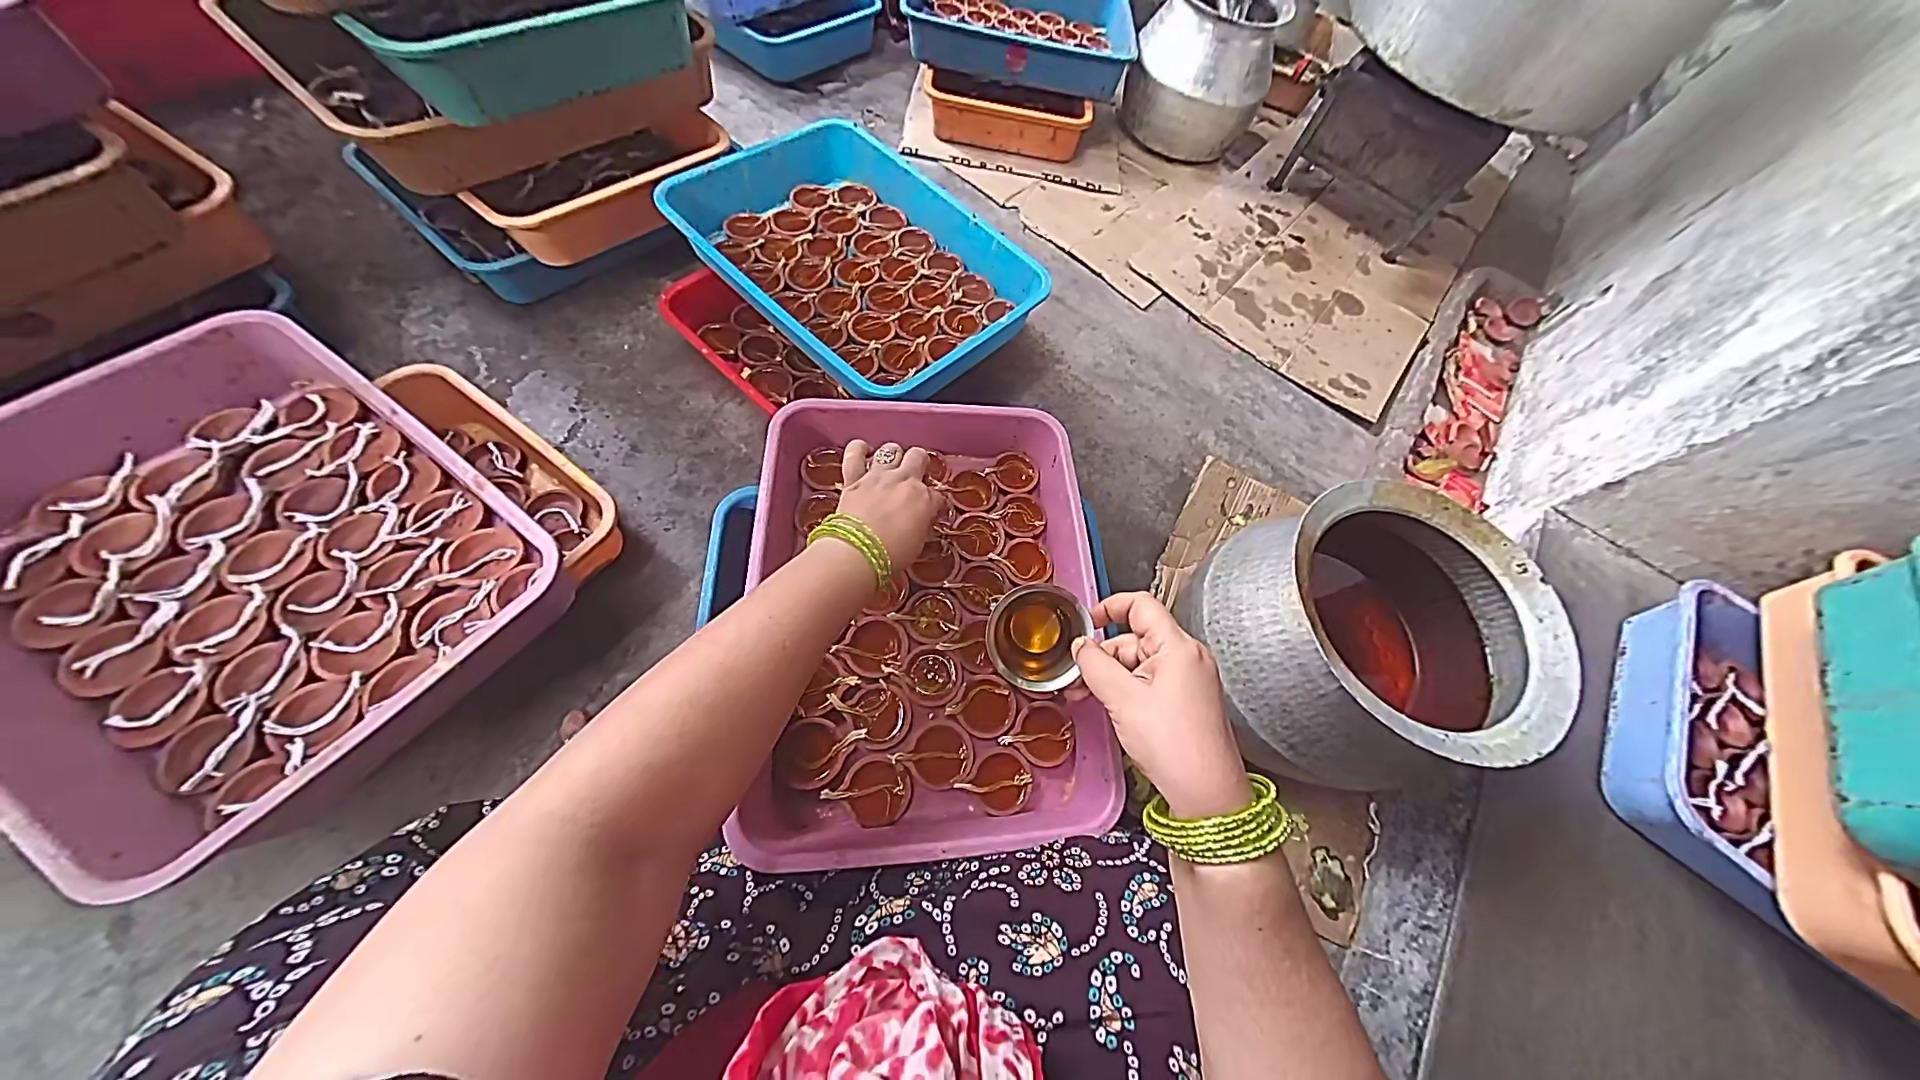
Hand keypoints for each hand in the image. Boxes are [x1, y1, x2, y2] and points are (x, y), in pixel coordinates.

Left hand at [835, 440, 939, 568]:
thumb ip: (921, 526)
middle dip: (920, 463)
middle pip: (918, 457)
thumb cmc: (891, 556)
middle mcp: (904, 481)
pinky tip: (862, 450)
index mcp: (925, 499)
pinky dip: (858, 449)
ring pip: (891, 450)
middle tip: (916, 476)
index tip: (932, 510)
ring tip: (891, 464)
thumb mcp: (917, 544)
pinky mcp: (854, 478)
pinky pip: (854, 454)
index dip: (935, 502)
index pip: (937, 495)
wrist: (858, 553)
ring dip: (894, 455)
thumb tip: (921, 521)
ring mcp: (878, 476)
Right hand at [1070, 592, 1251, 819]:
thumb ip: (1095, 665)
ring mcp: (1188, 678)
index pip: (1142, 605)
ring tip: (1089, 697)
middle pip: (1135, 637)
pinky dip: (1126, 688)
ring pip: (1138, 661)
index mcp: (1178, 648)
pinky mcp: (1185, 698)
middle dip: (1103, 655)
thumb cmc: (1174, 746)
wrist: (1206, 793)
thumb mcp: (1122, 699)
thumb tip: (1080, 645)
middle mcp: (1188, 657)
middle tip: (1079, 678)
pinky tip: (1110, 706)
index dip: (1110, 606)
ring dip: (1111, 675)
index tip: (1087, 621)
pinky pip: (1149, 680)